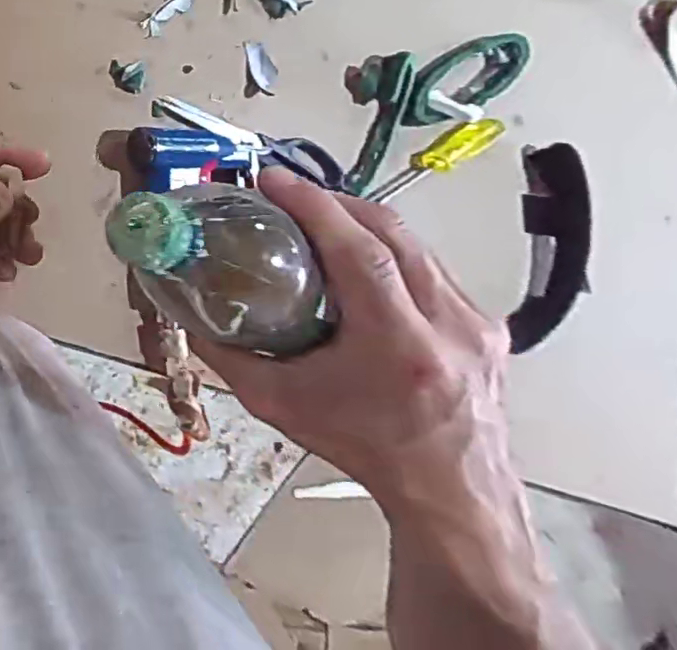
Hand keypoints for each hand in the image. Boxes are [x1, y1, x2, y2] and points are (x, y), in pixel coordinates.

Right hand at [193, 167, 512, 511]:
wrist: (454, 495)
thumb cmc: (363, 448)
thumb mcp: (279, 405)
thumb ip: (229, 357)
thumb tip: (190, 316)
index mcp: (399, 345)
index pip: (360, 252)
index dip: (314, 206)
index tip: (273, 180)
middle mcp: (447, 324)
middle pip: (391, 232)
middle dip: (332, 200)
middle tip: (285, 191)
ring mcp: (475, 321)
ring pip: (414, 242)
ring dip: (360, 218)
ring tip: (315, 212)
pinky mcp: (486, 323)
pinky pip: (429, 263)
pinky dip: (387, 244)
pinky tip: (357, 250)